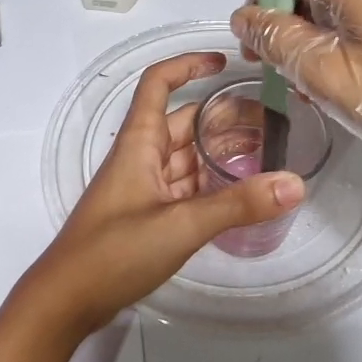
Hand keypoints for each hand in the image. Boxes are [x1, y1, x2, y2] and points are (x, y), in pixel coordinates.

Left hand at [15, 52, 304, 334]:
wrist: (68, 300)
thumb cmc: (113, 252)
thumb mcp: (179, 226)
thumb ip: (237, 205)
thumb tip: (294, 183)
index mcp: (138, 143)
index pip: (159, 84)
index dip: (189, 65)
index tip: (226, 62)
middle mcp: (140, 158)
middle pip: (183, 122)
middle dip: (223, 116)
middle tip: (273, 121)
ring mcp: (143, 189)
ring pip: (186, 157)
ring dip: (221, 151)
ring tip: (269, 152)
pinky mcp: (147, 217)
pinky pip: (185, 188)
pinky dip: (212, 185)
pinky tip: (242, 193)